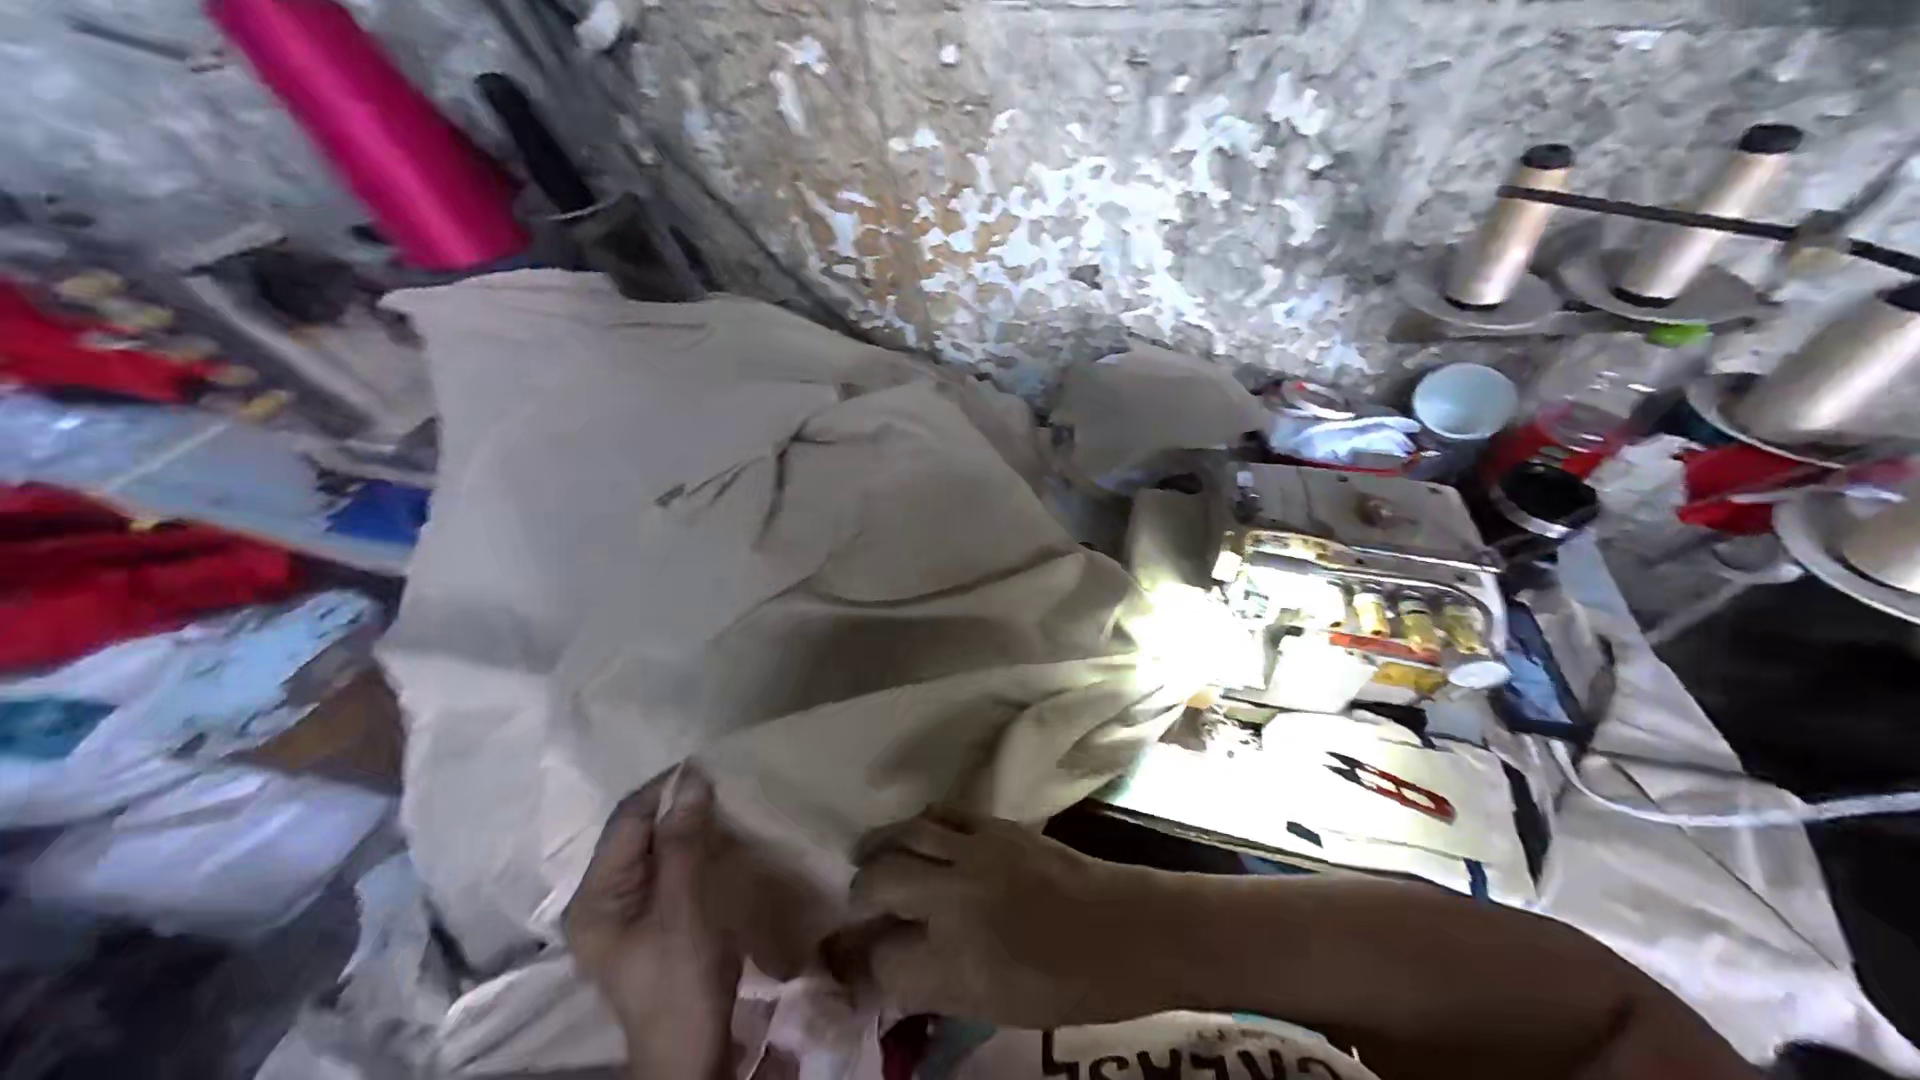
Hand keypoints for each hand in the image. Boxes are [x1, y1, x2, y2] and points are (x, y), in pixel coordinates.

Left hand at [565, 766, 740, 1079]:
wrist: (691, 1054)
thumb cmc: (681, 981)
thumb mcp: (682, 908)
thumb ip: (682, 842)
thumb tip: (692, 778)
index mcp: (595, 896)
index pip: (626, 821)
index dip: (663, 789)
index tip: (707, 765)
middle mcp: (601, 899)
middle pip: (637, 833)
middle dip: (676, 805)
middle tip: (721, 784)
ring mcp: (625, 913)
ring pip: (655, 849)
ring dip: (687, 825)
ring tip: (724, 805)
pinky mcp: (650, 922)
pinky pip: (667, 869)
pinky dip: (691, 849)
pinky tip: (718, 841)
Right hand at [829, 806, 1174, 1028]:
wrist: (1127, 930)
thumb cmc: (1065, 985)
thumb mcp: (989, 1004)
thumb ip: (929, 986)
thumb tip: (884, 971)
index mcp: (952, 962)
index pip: (876, 959)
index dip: (853, 962)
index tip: (842, 962)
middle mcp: (953, 899)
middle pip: (876, 883)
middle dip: (857, 898)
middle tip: (857, 909)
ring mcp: (975, 853)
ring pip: (903, 836)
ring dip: (879, 849)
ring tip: (871, 861)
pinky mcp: (996, 824)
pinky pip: (941, 813)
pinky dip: (920, 824)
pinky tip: (918, 835)